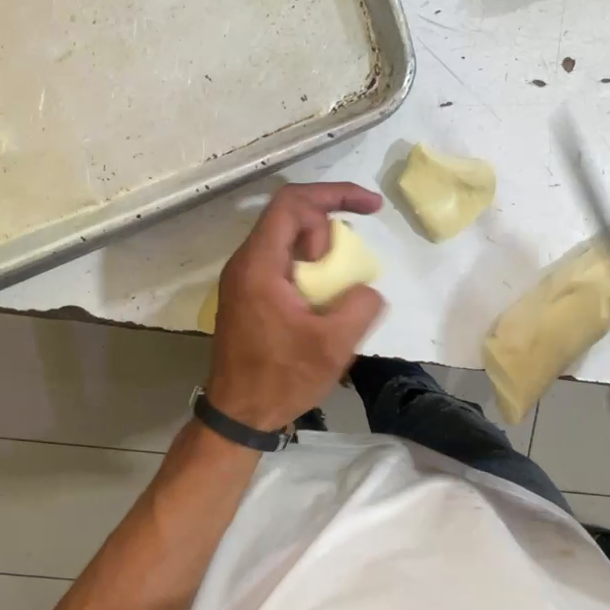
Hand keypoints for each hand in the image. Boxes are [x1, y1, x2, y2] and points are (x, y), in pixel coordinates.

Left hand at [206, 182, 386, 429]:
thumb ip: (360, 305)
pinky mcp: (247, 298)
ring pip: (287, 243)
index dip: (335, 194)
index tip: (371, 207)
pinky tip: (323, 304)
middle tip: (341, 273)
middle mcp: (245, 264)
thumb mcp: (334, 345)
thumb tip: (365, 290)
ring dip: (319, 255)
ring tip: (335, 292)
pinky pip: (281, 266)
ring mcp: (243, 281)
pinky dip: (308, 272)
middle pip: (290, 218)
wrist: (238, 415)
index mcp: (259, 265)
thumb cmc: (281, 379)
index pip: (293, 202)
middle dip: (327, 232)